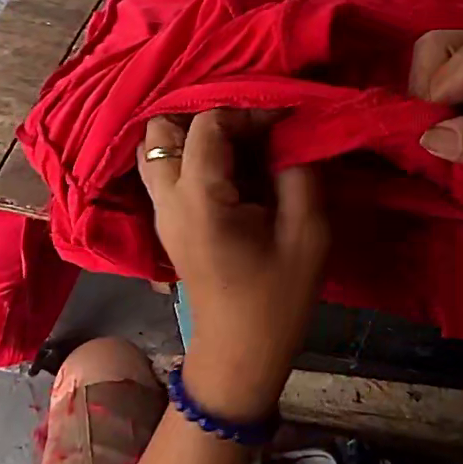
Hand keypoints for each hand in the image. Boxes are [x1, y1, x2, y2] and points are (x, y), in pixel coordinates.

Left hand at [137, 110, 328, 421]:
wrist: (240, 353)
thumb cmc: (278, 300)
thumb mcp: (307, 233)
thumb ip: (299, 171)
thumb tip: (291, 128)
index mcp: (199, 199)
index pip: (207, 124)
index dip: (247, 110)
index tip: (282, 119)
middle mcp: (167, 197)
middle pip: (162, 127)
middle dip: (207, 111)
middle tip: (252, 120)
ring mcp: (160, 209)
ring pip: (155, 145)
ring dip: (192, 129)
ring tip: (238, 134)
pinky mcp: (166, 218)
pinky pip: (164, 166)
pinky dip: (188, 150)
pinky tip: (227, 158)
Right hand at [408, 29, 462, 254]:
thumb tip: (433, 135)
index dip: (447, 88)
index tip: (436, 133)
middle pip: (444, 51)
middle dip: (431, 93)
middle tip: (437, 137)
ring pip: (432, 74)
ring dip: (429, 111)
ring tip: (447, 147)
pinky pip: (437, 103)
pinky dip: (431, 124)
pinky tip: (447, 149)